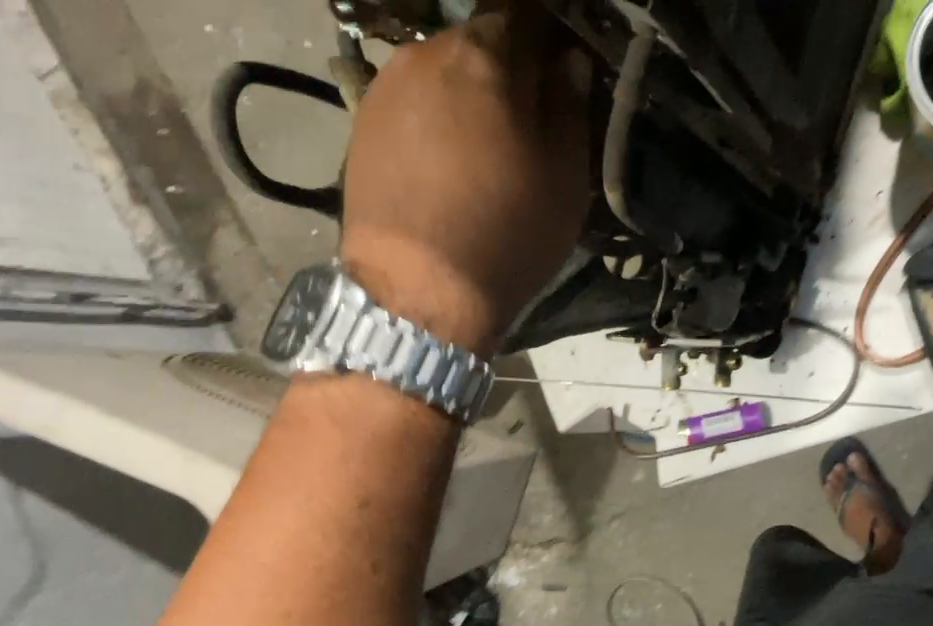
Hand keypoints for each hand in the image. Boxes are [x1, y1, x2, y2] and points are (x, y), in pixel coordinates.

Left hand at [340, 5, 589, 354]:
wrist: (418, 291)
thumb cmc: (508, 235)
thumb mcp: (565, 178)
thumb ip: (569, 107)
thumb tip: (569, 59)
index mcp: (486, 57)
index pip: (524, 12)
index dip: (552, 32)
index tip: (569, 62)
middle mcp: (427, 51)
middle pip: (481, 38)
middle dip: (513, 65)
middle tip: (537, 114)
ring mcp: (387, 82)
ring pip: (445, 69)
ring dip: (474, 93)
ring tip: (494, 146)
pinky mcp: (363, 119)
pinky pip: (416, 98)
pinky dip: (441, 114)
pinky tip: (454, 160)